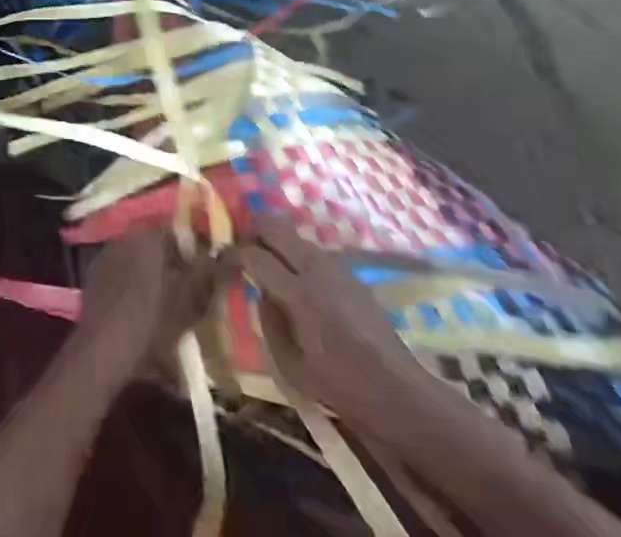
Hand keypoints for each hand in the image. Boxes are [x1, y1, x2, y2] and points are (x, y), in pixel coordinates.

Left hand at [76, 229, 218, 368]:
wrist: (105, 347)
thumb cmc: (155, 318)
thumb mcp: (194, 296)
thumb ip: (214, 269)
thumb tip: (234, 249)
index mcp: (149, 234)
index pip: (182, 232)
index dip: (199, 253)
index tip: (210, 277)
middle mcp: (124, 236)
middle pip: (160, 246)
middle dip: (177, 264)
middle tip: (192, 293)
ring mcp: (106, 255)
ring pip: (141, 259)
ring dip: (156, 274)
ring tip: (169, 304)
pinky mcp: (94, 275)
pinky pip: (124, 272)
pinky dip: (135, 284)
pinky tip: (142, 308)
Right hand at [234, 214, 440, 430]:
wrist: (398, 392)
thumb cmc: (339, 385)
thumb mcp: (288, 363)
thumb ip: (268, 319)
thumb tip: (261, 292)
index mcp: (300, 295)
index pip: (254, 255)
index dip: (233, 254)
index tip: (222, 261)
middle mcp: (318, 271)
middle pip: (275, 226)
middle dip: (252, 232)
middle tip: (242, 251)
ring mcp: (338, 269)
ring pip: (295, 235)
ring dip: (276, 242)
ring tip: (266, 266)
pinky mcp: (352, 275)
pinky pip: (314, 252)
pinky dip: (296, 256)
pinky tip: (295, 281)